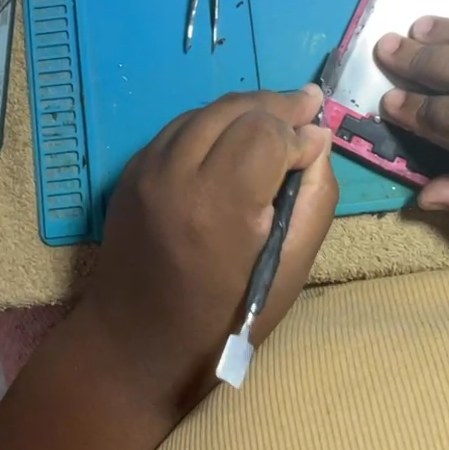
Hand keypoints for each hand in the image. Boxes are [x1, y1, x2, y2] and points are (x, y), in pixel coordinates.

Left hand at [78, 86, 338, 408]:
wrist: (133, 344)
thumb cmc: (222, 320)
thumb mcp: (287, 271)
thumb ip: (313, 199)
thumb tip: (317, 140)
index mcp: (219, 206)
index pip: (267, 133)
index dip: (298, 130)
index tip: (317, 139)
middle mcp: (176, 175)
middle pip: (236, 110)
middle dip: (277, 106)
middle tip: (308, 105)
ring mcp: (146, 168)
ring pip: (206, 110)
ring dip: (246, 110)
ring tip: (277, 118)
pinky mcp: (131, 169)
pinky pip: (180, 127)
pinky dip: (213, 123)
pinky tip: (233, 136)